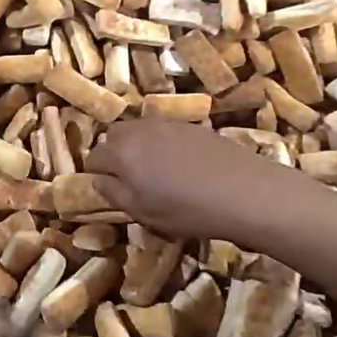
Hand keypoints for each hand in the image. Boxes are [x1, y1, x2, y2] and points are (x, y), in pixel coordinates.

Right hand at [86, 119, 331, 249]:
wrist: (242, 191)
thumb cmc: (187, 209)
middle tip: (128, 177)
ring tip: (153, 170)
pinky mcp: (191, 125)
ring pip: (139, 129)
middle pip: (114, 135)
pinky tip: (178, 164)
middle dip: (114, 152)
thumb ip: (114, 193)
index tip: (108, 188)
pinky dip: (160, 142)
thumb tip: (98, 180)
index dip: (96, 174)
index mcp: (120, 153)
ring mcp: (167, 123)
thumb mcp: (143, 212)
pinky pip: (163, 130)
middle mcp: (139, 130)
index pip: (93, 157)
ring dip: (137, 145)